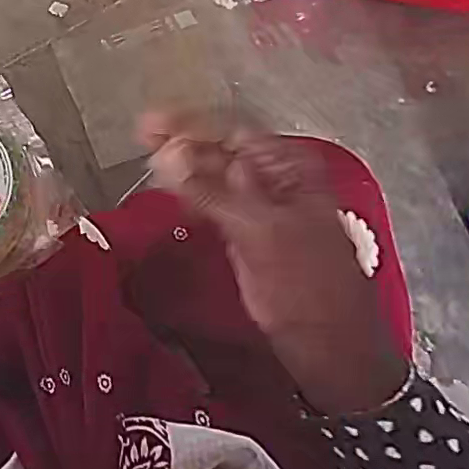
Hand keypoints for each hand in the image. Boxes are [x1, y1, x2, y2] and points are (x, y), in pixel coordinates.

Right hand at [139, 112, 406, 412]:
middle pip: (220, 148)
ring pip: (211, 174)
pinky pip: (209, 202)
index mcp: (288, 169)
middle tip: (141, 134)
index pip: (233, 130)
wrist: (327, 345)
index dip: (192, 123)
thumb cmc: (306, 286)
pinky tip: (166, 187)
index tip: (153, 123)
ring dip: (180, 164)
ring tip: (146, 153)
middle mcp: (272, 180)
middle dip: (181, 140)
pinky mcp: (242, 232)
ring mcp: (256, 206)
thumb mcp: (260, 233)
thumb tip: (168, 156)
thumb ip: (212, 194)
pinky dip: (187, 193)